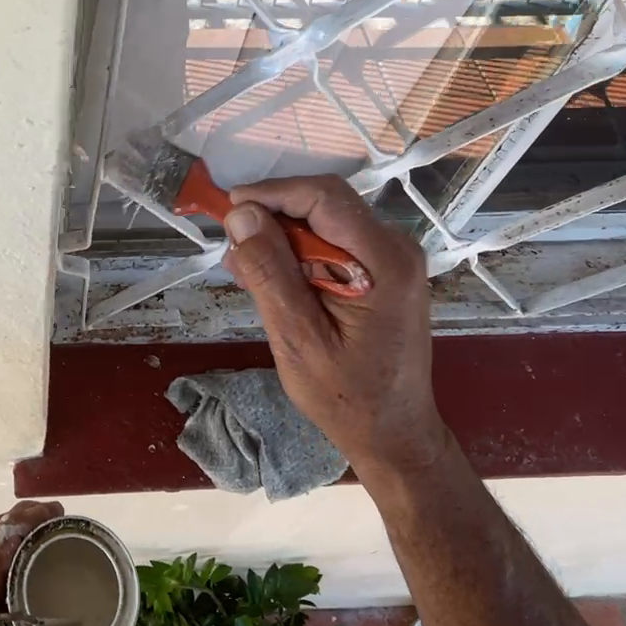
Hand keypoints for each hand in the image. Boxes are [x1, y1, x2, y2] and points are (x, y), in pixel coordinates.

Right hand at [222, 175, 448, 477]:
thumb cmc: (347, 396)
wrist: (394, 431)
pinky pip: (333, 242)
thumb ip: (271, 273)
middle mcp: (395, 248)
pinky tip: (272, 278)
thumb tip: (242, 215)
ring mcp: (392, 258)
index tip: (230, 208)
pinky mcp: (382, 270)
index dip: (272, 193)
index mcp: (384, 262)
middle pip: (324, 205)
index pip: (323, 198)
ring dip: (281, 237)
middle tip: (233, 247)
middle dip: (273, 217)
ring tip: (245, 269)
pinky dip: (298, 252)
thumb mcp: (298, 338)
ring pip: (324, 221)